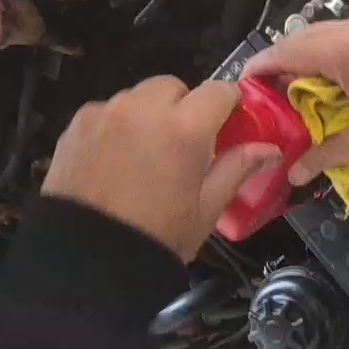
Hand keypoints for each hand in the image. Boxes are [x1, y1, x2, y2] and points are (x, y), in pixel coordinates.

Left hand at [43, 76, 281, 260]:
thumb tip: (270, 149)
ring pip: (138, 98)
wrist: (88, 261)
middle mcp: (143, 108)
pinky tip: (115, 162)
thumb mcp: (206, 208)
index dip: (229, 104)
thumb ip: (238, 168)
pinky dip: (118, 127)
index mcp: (184, 129)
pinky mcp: (77, 124)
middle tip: (184, 146)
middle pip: (174, 87)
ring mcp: (105, 113)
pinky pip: (107, 112)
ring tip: (146, 156)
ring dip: (149, 115)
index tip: (229, 124)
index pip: (219, 91)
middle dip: (184, 108)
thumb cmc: (159, 237)